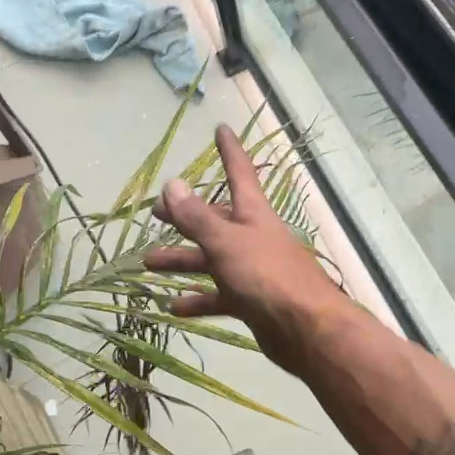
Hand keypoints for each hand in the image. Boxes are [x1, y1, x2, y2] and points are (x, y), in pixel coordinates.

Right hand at [146, 124, 349, 378]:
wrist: (305, 327)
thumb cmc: (266, 274)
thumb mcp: (226, 242)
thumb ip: (197, 217)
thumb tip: (172, 183)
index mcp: (252, 212)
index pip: (239, 171)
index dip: (229, 150)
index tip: (220, 128)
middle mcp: (252, 234)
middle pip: (216, 218)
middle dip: (187, 214)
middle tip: (156, 213)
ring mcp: (253, 267)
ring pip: (212, 257)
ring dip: (183, 259)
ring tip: (148, 262)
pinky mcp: (251, 299)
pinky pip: (219, 294)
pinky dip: (198, 298)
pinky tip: (174, 306)